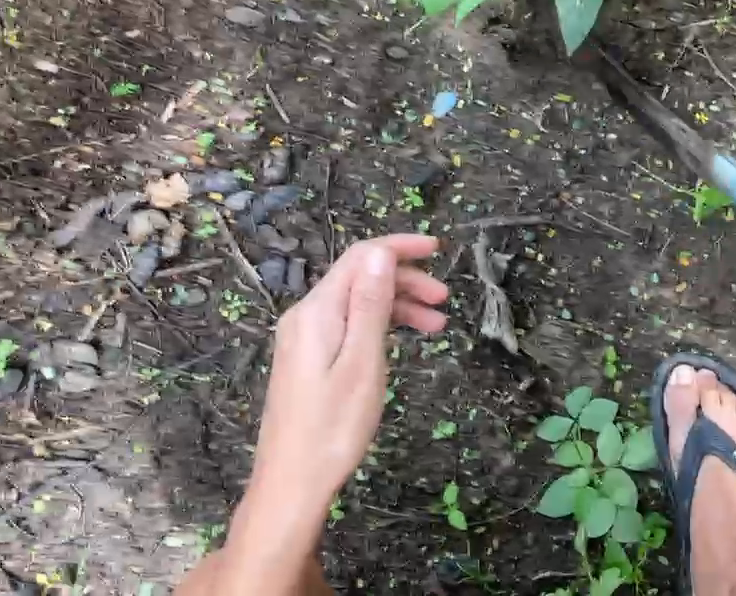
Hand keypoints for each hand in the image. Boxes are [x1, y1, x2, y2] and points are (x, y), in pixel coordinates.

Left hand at [249, 234, 448, 506]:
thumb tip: (380, 252)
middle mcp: (306, 315)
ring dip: (398, 304)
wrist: (290, 487)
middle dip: (405, 279)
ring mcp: (304, 338)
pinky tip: (402, 341)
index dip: (399, 247)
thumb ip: (371, 303)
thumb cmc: (333, 427)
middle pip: (360, 277)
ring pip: (357, 302)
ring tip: (437, 325)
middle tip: (444, 300)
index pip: (360, 257)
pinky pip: (349, 324)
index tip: (439, 250)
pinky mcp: (308, 359)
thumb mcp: (363, 362)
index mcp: (317, 310)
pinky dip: (380, 325)